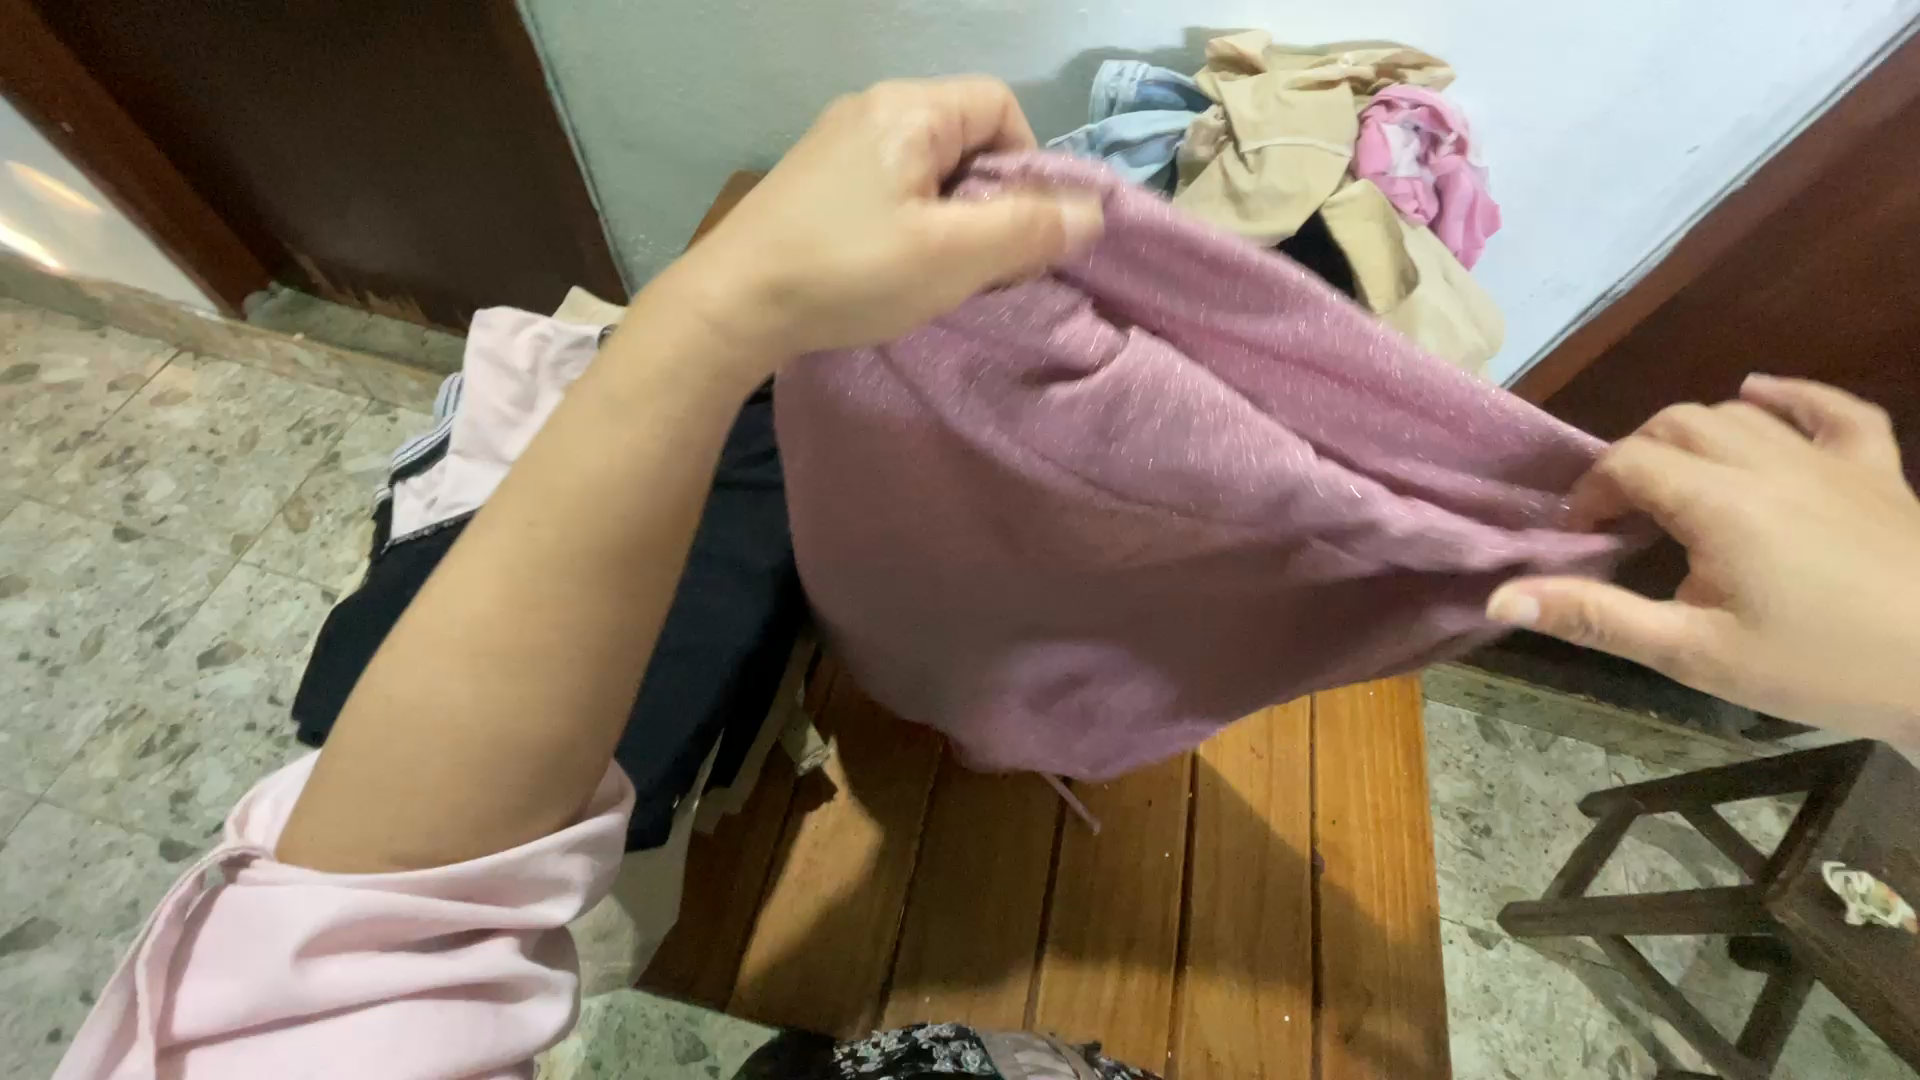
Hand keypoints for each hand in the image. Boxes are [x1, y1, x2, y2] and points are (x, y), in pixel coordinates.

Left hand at [651, 76, 1103, 381]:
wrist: (734, 306)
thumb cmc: (850, 274)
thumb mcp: (952, 257)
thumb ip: (1027, 231)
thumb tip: (1091, 212)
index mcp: (909, 110)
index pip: (999, 107)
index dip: (1028, 165)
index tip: (1022, 230)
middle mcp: (871, 111)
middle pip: (963, 140)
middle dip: (989, 201)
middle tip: (984, 263)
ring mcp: (836, 147)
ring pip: (926, 171)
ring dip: (951, 220)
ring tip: (941, 274)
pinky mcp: (814, 185)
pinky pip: (888, 191)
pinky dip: (911, 226)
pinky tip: (895, 269)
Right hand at [1486, 375, 1919, 744]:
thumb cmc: (1825, 667)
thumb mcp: (1693, 654)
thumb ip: (1594, 618)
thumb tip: (1499, 599)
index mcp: (1723, 506)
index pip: (1627, 464)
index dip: (1589, 494)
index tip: (1583, 535)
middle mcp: (1773, 467)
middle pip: (1674, 426)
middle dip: (1628, 461)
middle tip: (1620, 514)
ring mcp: (1833, 464)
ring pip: (1737, 415)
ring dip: (1686, 436)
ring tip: (1668, 480)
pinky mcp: (1880, 474)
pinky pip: (1836, 411)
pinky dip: (1791, 397)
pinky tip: (1759, 392)